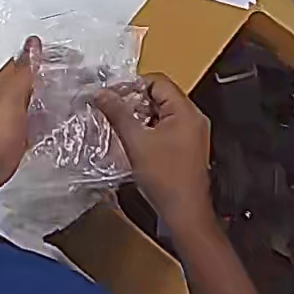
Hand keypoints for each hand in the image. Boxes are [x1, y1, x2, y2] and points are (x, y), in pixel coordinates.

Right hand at [92, 74, 213, 228]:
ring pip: (162, 113)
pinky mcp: (187, 147)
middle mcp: (193, 118)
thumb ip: (118, 114)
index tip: (111, 96)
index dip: (133, 85)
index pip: (158, 81)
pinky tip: (134, 141)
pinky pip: (166, 128)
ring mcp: (192, 133)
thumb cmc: (165, 177)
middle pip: (160, 96)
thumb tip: (101, 93)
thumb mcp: (136, 142)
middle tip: (113, 111)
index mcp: (185, 111)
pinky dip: (149, 129)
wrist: (185, 212)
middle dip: (134, 102)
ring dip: (140, 117)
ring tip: (121, 126)